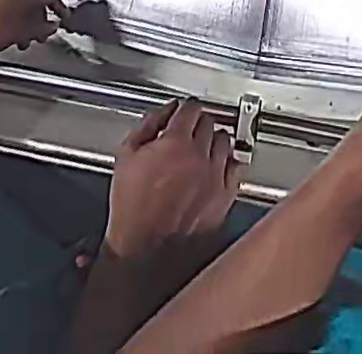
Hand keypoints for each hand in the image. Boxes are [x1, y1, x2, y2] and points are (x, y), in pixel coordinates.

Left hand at [0, 0, 62, 62]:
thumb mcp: (15, 33)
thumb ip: (38, 29)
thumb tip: (52, 26)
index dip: (60, 8)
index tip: (65, 17)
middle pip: (35, 2)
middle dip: (44, 18)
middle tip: (48, 33)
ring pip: (22, 10)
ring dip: (29, 25)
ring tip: (28, 41)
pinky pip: (10, 16)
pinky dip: (16, 27)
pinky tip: (12, 40)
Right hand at [106, 98, 241, 258]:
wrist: (143, 253)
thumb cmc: (132, 211)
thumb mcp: (126, 159)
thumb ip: (146, 127)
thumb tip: (163, 113)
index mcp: (175, 143)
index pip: (191, 109)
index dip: (185, 109)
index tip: (183, 112)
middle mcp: (199, 156)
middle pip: (209, 123)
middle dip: (198, 125)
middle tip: (188, 133)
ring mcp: (215, 175)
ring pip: (224, 141)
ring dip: (213, 142)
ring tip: (202, 150)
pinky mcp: (225, 194)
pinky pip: (235, 167)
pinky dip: (227, 164)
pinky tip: (216, 167)